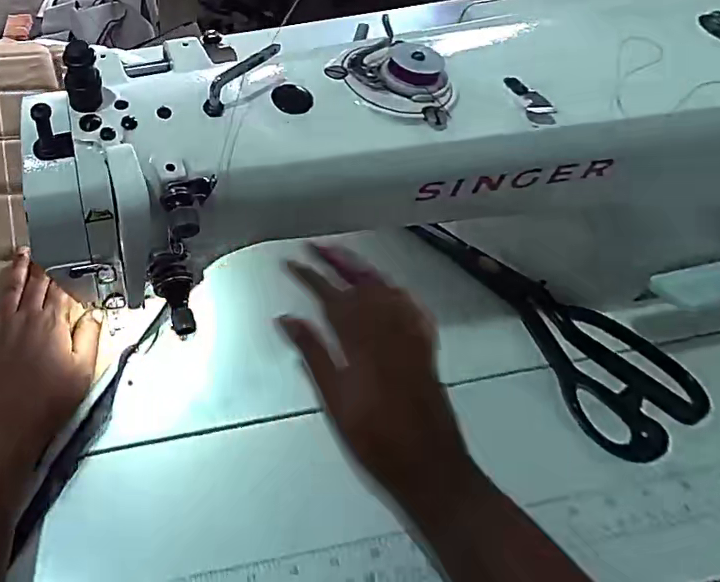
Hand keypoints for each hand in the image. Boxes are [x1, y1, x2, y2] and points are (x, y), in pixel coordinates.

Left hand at [0, 248, 103, 475]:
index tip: (72, 257)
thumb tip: (94, 312)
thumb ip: (89, 339)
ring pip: (10, 289)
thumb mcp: (82, 374)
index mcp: (53, 322)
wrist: (4, 427)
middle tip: (47, 247)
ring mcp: (1, 326)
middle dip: (43, 263)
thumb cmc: (49, 404)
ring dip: (16, 269)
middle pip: (36, 283)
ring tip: (21, 252)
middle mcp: (26, 316)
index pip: (62, 289)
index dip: (67, 272)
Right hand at [278, 242, 473, 493]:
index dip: (310, 276)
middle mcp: (388, 337)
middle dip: (338, 261)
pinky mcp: (426, 354)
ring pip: (388, 293)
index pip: (331, 297)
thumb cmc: (378, 441)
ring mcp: (411, 343)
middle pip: (362, 286)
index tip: (293, 263)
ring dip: (365, 270)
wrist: (431, 472)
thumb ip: (311, 353)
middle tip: (317, 247)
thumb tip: (288, 320)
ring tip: (347, 258)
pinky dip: (401, 295)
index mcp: (361, 345)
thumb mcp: (333, 400)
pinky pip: (415, 313)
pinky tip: (395, 289)